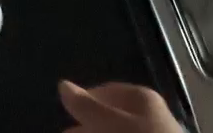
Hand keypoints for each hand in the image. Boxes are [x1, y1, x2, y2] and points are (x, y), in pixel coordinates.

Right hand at [59, 81, 184, 132]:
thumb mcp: (111, 122)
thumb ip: (87, 106)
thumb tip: (62, 84)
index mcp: (141, 97)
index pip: (105, 92)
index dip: (84, 104)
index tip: (66, 118)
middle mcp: (149, 115)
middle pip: (111, 117)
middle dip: (88, 126)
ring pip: (119, 131)